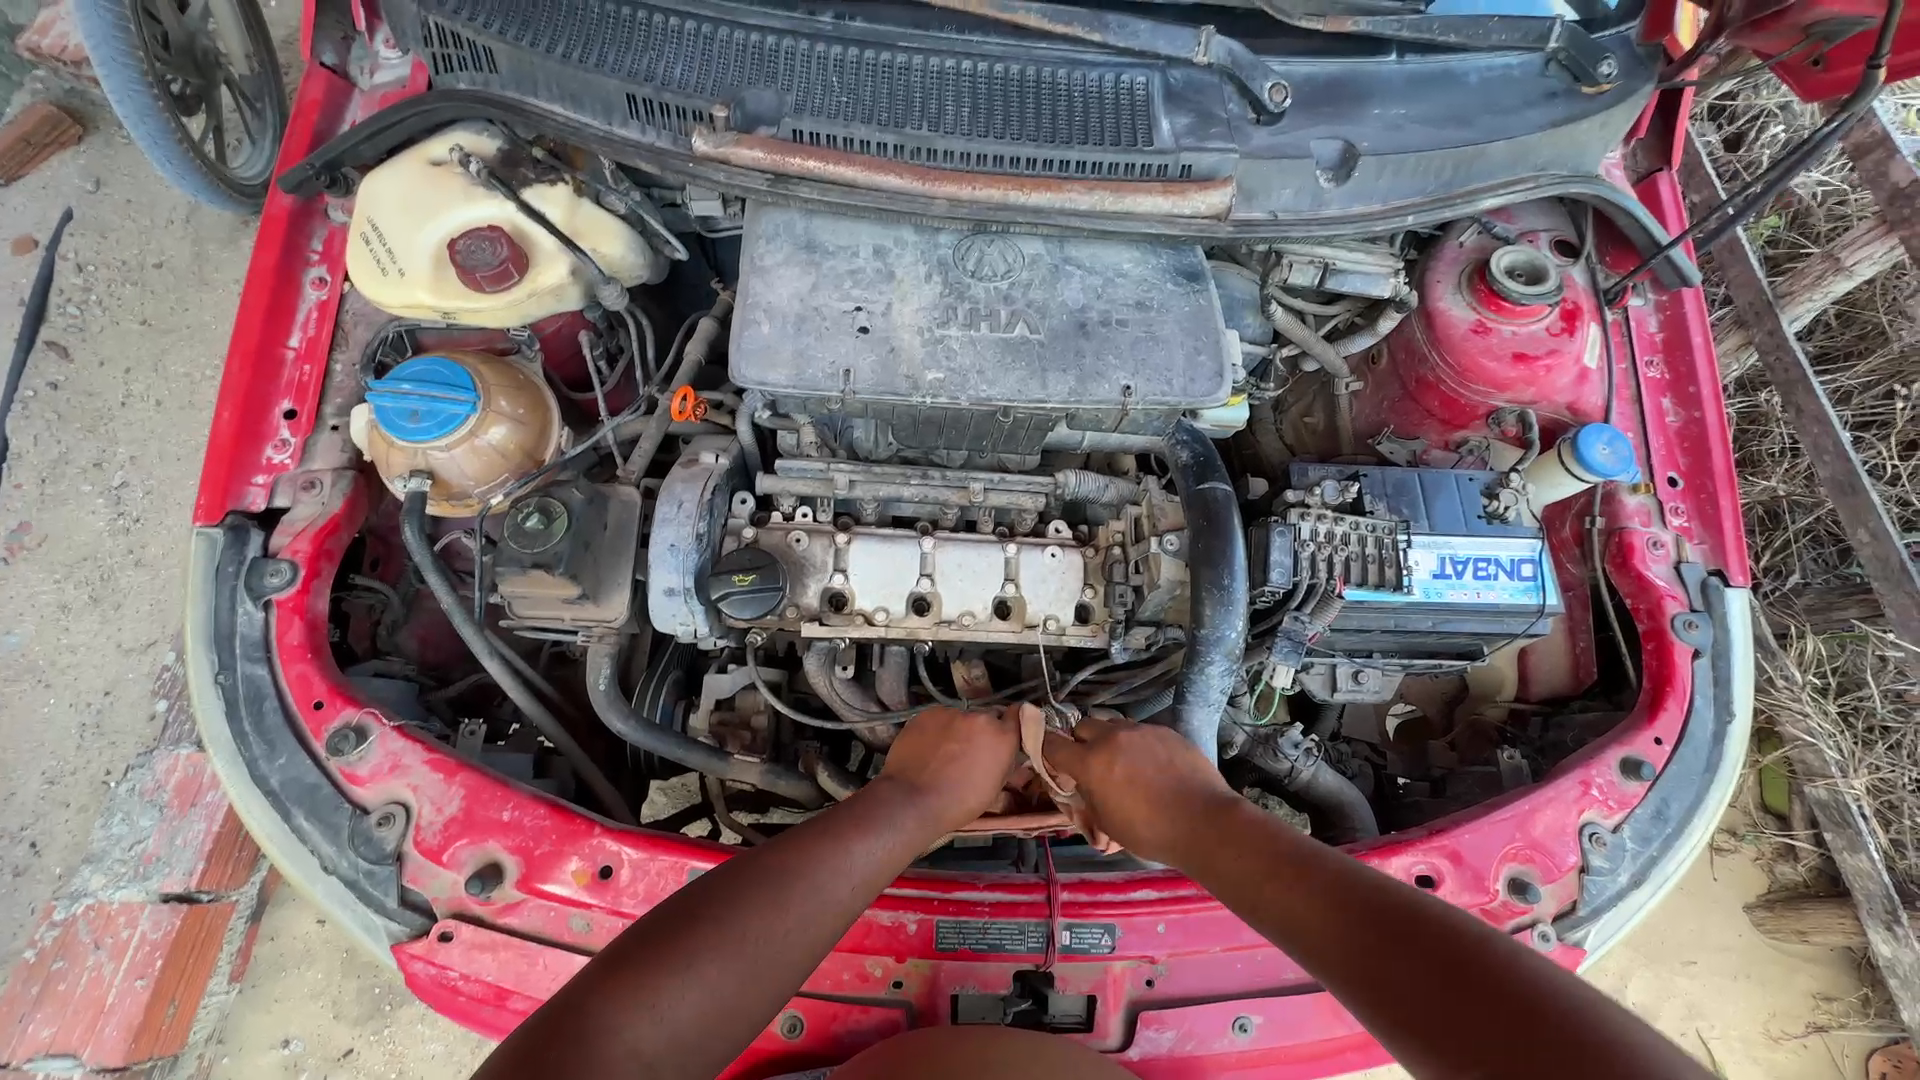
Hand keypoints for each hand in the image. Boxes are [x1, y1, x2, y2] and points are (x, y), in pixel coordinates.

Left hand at [872, 706, 1019, 833]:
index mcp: (1002, 736)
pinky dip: (935, 729)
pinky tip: (926, 748)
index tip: (1002, 733)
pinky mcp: (928, 712)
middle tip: (967, 751)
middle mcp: (980, 717)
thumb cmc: (959, 803)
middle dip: (979, 731)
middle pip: (984, 718)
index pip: (1015, 715)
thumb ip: (1002, 762)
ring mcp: (952, 712)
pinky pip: (937, 718)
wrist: (914, 800)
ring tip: (942, 752)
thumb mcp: (994, 788)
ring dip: (956, 729)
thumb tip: (1003, 753)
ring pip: (959, 718)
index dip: (1008, 724)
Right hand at [1042, 714, 1240, 863]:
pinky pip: (1142, 732)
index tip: (1051, 759)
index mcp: (1091, 762)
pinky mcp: (1166, 731)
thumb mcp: (1107, 824)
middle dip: (1081, 743)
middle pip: (1083, 727)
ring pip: (1114, 726)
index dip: (1047, 750)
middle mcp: (1112, 737)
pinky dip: (1139, 745)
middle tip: (1092, 764)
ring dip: (1111, 741)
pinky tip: (1155, 767)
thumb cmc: (1150, 832)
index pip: (1053, 744)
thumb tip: (1086, 785)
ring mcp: (1141, 730)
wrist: (1204, 822)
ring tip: (1126, 764)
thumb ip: (1089, 797)